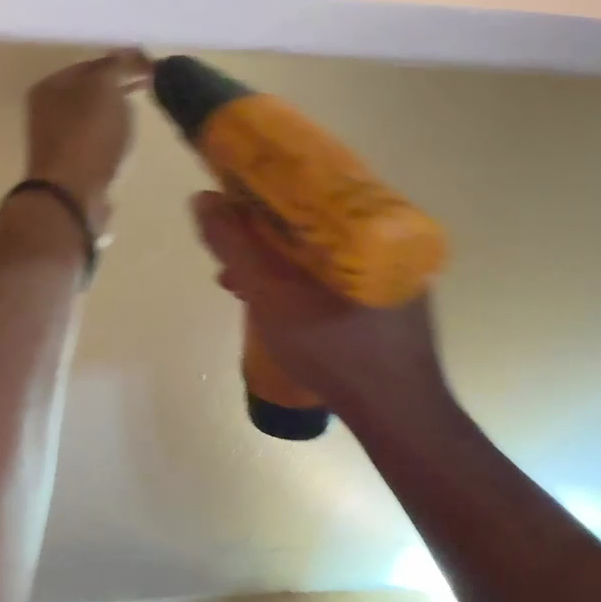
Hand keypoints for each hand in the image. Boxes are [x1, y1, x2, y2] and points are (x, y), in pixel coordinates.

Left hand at [24, 50, 152, 229]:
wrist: (70, 196)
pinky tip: (125, 145)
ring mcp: (55, 142)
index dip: (121, 63)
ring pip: (92, 120)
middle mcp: (45, 112)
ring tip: (140, 116)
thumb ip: (116, 66)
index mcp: (48, 87)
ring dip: (115, 116)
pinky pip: (95, 145)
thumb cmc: (86, 135)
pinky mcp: (69, 168)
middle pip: (89, 93)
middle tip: (150, 88)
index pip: (90, 65)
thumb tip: (128, 53)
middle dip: (118, 89)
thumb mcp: (104, 88)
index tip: (151, 68)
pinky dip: (110, 141)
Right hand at [191, 190, 448, 419]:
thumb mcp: (269, 293)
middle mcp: (392, 244)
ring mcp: (397, 278)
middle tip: (231, 249)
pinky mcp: (393, 306)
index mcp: (374, 228)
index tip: (232, 198)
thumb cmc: (333, 348)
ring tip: (242, 282)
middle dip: (263, 231)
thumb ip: (234, 245)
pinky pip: (337, 276)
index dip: (266, 188)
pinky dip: (301, 279)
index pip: (313, 186)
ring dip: (277, 259)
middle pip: (315, 220)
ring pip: (323, 251)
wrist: (397, 415)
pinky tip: (277, 303)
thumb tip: (203, 199)